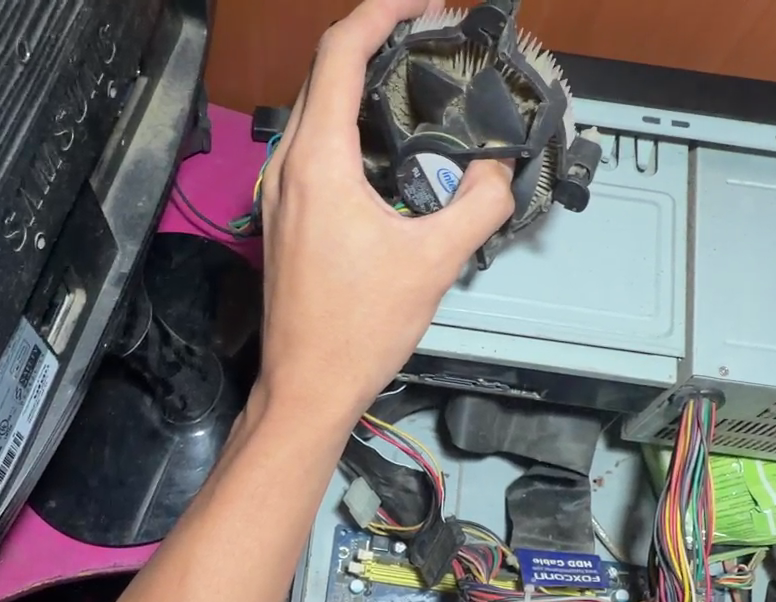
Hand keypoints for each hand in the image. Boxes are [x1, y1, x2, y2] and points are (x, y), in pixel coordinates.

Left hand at [257, 0, 514, 427]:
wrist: (306, 388)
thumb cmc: (354, 334)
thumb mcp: (434, 263)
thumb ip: (479, 206)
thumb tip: (497, 174)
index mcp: (317, 164)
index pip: (341, 50)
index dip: (384, 9)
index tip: (424, 2)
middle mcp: (286, 171)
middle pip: (323, 74)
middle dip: (374, 42)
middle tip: (427, 41)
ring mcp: (278, 199)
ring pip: (313, 113)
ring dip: (358, 89)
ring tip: (411, 90)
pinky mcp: (281, 224)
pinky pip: (310, 154)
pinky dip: (345, 132)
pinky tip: (383, 155)